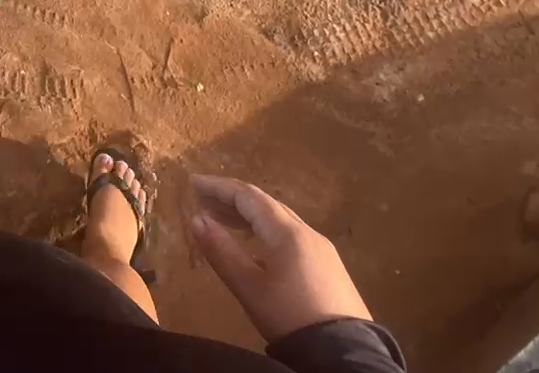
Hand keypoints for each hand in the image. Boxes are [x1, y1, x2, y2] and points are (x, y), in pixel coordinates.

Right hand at [188, 173, 372, 340]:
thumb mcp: (248, 286)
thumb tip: (197, 219)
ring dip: (247, 216)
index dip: (218, 187)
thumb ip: (221, 250)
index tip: (192, 183)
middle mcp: (308, 234)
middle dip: (231, 198)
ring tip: (221, 220)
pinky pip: (291, 237)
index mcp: (287, 233)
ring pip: (279, 221)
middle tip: (202, 199)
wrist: (346, 359)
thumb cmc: (291, 317)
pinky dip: (265, 231)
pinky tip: (253, 247)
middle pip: (265, 204)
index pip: (248, 196)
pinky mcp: (330, 270)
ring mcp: (322, 252)